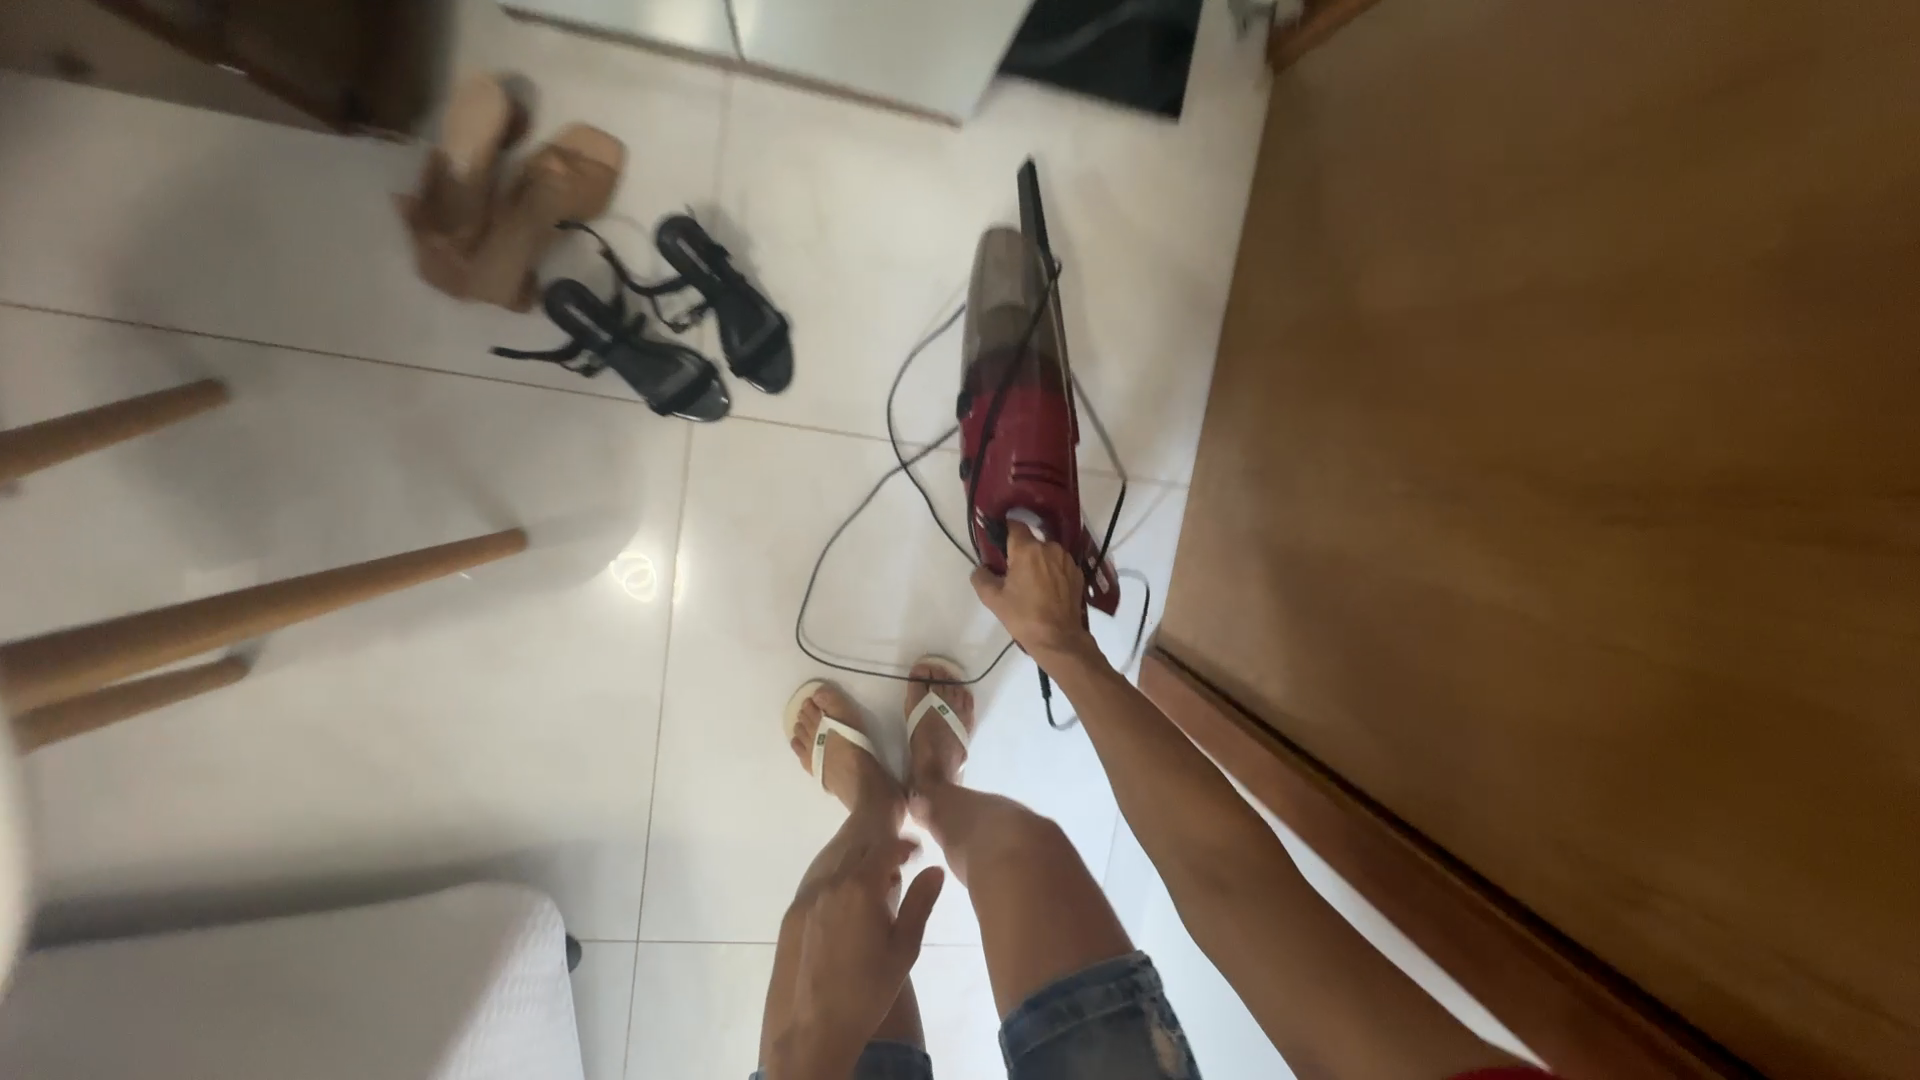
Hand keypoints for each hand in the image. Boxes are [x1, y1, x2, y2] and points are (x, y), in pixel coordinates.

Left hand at [769, 837, 944, 1078]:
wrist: (818, 1026)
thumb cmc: (870, 989)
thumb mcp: (905, 947)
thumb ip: (920, 902)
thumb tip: (935, 870)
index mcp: (861, 888)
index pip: (885, 848)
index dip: (904, 845)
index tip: (918, 853)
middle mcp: (833, 884)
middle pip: (860, 850)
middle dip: (882, 852)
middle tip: (901, 869)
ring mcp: (812, 899)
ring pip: (840, 864)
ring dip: (861, 865)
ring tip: (878, 889)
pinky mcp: (797, 914)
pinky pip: (824, 882)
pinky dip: (842, 880)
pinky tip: (853, 907)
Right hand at [970, 522, 1099, 663]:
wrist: (1058, 638)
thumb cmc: (1023, 616)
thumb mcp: (992, 599)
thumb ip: (981, 577)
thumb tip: (982, 568)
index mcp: (1027, 550)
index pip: (1014, 525)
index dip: (1005, 531)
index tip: (999, 543)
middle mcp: (1050, 548)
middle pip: (1031, 541)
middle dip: (1021, 552)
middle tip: (1014, 573)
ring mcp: (1066, 560)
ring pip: (1047, 552)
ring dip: (1039, 561)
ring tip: (1033, 584)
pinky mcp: (1077, 573)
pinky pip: (1060, 564)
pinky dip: (1053, 571)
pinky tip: (1048, 590)